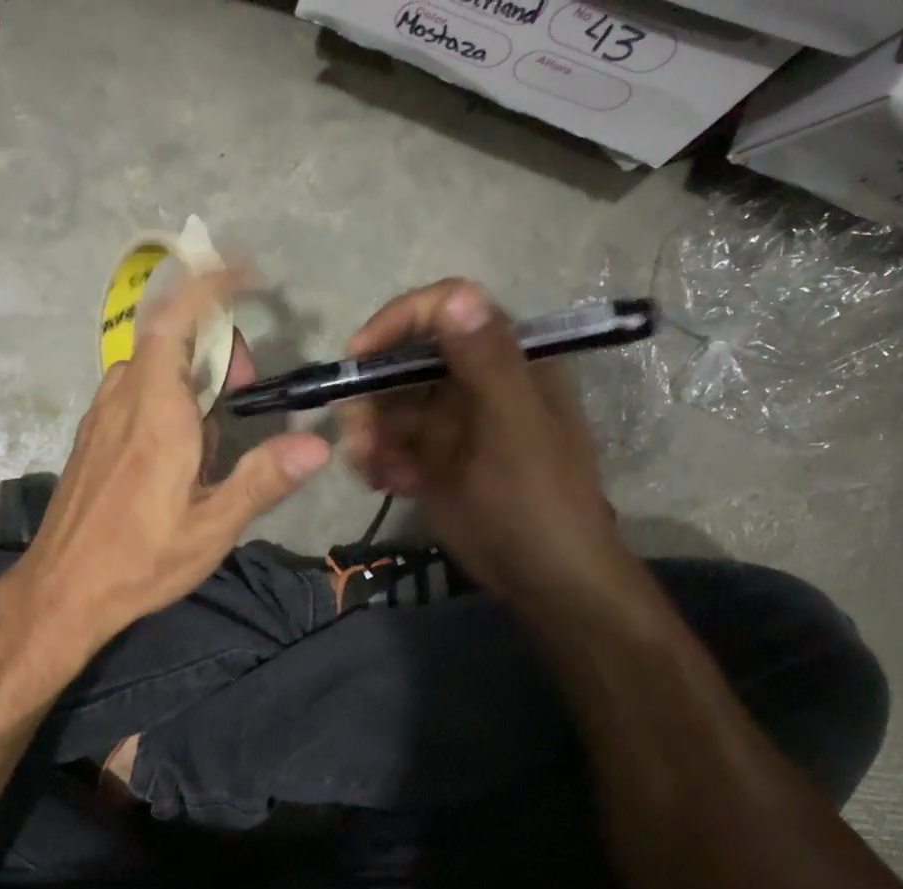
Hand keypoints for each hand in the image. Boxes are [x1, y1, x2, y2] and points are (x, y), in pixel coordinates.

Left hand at [2, 268, 330, 643]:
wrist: (61, 590)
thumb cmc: (138, 560)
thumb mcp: (211, 528)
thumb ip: (262, 480)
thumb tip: (318, 445)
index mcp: (156, 412)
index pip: (176, 320)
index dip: (208, 285)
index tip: (245, 273)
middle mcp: (122, 400)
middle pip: (167, 338)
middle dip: (214, 344)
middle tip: (245, 388)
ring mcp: (100, 418)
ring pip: (148, 366)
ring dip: (189, 372)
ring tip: (217, 425)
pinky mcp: (91, 438)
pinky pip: (131, 392)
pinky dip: (165, 394)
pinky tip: (179, 450)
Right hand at [336, 280, 623, 601]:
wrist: (545, 580)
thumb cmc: (537, 502)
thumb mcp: (514, 430)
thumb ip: (487, 362)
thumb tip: (455, 294)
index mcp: (508, 360)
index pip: (445, 310)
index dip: (397, 323)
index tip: (357, 357)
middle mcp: (475, 382)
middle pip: (402, 360)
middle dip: (372, 396)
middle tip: (359, 438)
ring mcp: (452, 422)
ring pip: (388, 405)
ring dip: (370, 435)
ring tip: (375, 471)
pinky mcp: (433, 458)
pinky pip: (389, 443)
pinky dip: (379, 461)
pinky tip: (390, 485)